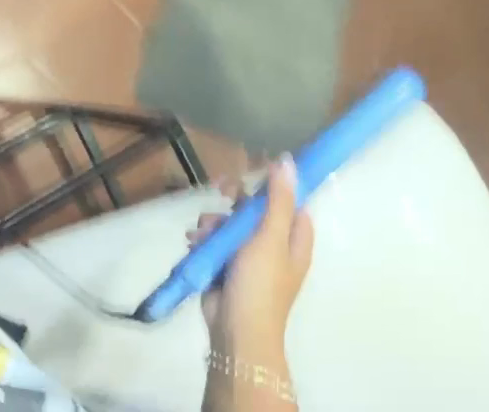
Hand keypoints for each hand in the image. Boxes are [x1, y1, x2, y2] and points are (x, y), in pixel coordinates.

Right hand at [188, 154, 314, 351]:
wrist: (236, 327)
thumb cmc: (260, 282)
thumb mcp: (270, 237)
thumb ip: (278, 200)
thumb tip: (289, 161)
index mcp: (294, 239)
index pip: (291, 202)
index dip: (274, 184)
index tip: (254, 169)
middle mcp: (273, 244)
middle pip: (255, 208)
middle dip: (234, 200)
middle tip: (219, 189)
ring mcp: (248, 254)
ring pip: (229, 221)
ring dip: (213, 222)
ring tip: (203, 232)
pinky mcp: (225, 263)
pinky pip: (213, 238)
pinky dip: (203, 238)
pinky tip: (195, 243)